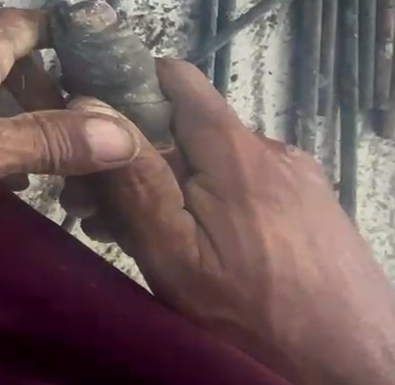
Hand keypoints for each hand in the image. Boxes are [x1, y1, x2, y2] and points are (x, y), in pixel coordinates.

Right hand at [92, 59, 394, 384]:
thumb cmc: (257, 319)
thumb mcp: (174, 252)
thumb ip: (132, 174)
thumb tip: (85, 103)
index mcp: (239, 154)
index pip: (173, 76)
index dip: (121, 83)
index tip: (82, 118)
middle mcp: (274, 154)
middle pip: (180, 124)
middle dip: (126, 154)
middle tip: (89, 203)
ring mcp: (300, 184)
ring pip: (203, 158)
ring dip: (157, 183)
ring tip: (123, 230)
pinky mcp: (311, 212)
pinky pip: (235, 185)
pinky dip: (196, 202)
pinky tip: (176, 243)